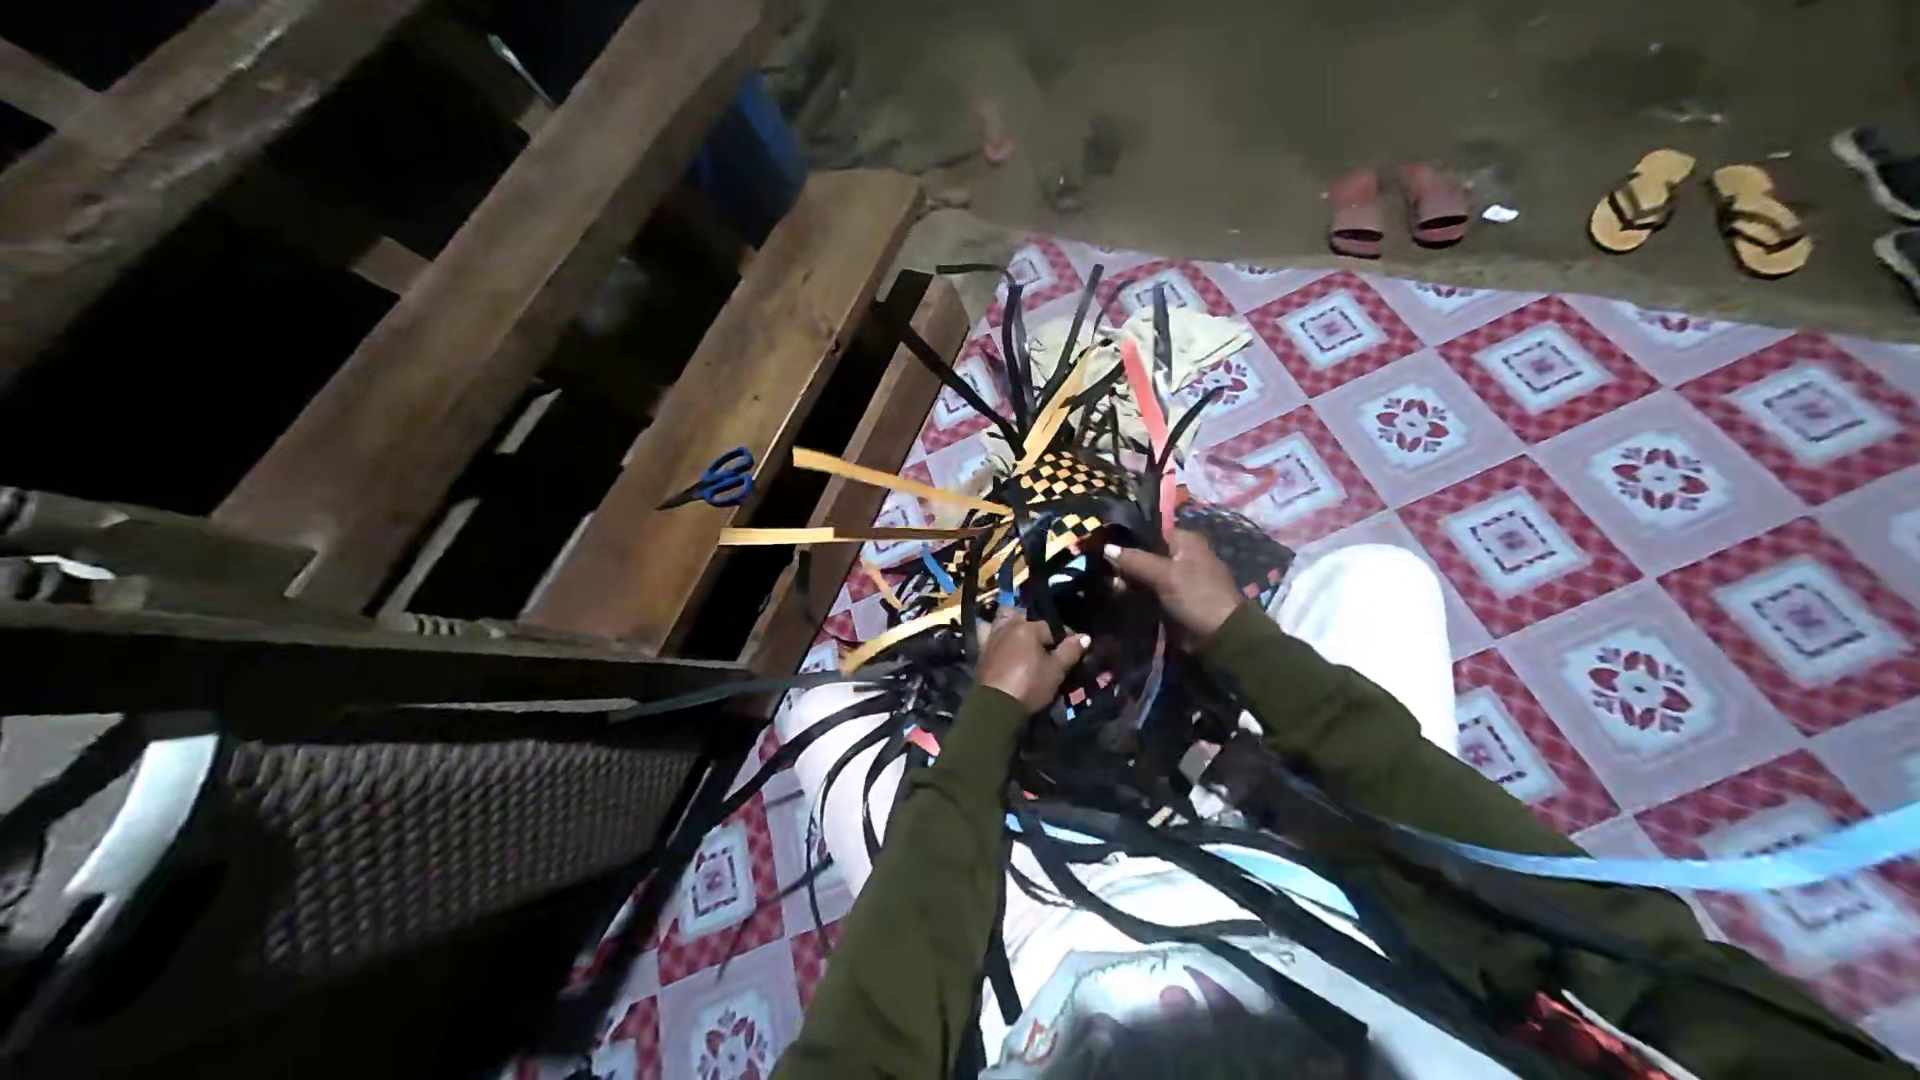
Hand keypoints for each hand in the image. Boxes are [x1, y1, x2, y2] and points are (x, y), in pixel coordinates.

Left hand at [976, 610, 1091, 711]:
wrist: (996, 705)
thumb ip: (1070, 651)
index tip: (1067, 652)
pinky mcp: (981, 650)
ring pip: (1004, 621)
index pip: (1050, 627)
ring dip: (1013, 625)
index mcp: (1028, 627)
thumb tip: (1085, 636)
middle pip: (1025, 619)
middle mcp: (1008, 626)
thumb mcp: (1055, 670)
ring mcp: (992, 637)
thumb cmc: (1029, 685)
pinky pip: (988, 633)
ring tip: (1023, 640)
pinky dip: (994, 633)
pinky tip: (1000, 641)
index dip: (1061, 639)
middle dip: (1035, 628)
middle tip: (1044, 646)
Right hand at [1103, 528, 1245, 638]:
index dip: (1126, 537)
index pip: (1150, 530)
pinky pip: (1148, 589)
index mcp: (1185, 540)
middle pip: (1145, 552)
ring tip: (1103, 582)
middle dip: (1124, 561)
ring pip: (1144, 572)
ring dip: (1127, 579)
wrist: (1219, 635)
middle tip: (1099, 567)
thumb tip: (1105, 547)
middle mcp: (1181, 554)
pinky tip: (1115, 593)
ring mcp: (1177, 576)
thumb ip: (1134, 560)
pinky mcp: (1173, 596)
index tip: (1102, 545)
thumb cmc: (1196, 595)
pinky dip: (1134, 592)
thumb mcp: (1164, 574)